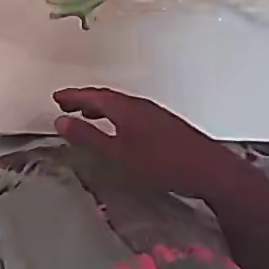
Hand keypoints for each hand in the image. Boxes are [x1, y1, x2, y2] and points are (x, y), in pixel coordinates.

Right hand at [52, 87, 268, 206]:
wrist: (211, 172)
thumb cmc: (163, 163)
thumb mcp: (118, 154)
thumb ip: (88, 137)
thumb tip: (61, 121)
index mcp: (126, 108)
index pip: (94, 95)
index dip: (73, 96)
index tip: (57, 97)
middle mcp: (141, 106)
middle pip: (107, 98)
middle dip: (85, 100)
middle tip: (67, 105)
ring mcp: (156, 115)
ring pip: (121, 106)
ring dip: (101, 109)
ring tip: (87, 116)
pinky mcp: (166, 127)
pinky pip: (132, 114)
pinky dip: (116, 117)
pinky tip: (118, 131)